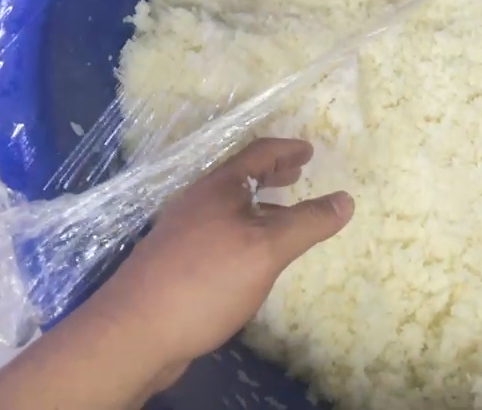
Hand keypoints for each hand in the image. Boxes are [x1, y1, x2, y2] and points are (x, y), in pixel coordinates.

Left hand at [85, 138, 353, 390]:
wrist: (135, 331)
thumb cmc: (206, 279)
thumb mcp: (267, 249)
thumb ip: (307, 222)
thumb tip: (346, 199)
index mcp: (219, 186)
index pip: (258, 154)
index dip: (286, 150)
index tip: (308, 150)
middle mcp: (198, 199)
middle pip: (240, 176)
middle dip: (271, 173)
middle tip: (297, 174)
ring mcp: (182, 230)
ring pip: (227, 205)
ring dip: (256, 203)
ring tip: (279, 213)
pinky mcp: (174, 260)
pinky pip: (217, 230)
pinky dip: (241, 228)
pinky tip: (248, 257)